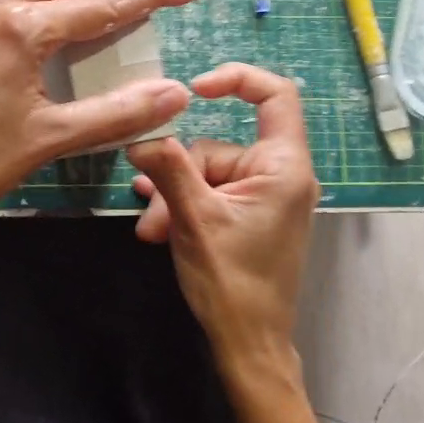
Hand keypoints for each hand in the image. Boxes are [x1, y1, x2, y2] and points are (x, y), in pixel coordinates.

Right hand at [127, 64, 320, 359]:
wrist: (247, 343)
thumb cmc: (232, 281)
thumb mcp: (193, 218)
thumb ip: (169, 168)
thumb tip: (141, 136)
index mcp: (283, 167)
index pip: (275, 96)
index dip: (235, 79)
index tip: (193, 90)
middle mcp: (279, 175)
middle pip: (218, 146)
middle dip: (177, 173)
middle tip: (149, 206)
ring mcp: (263, 197)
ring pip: (205, 174)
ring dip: (173, 197)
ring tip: (153, 228)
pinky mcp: (249, 216)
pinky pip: (209, 194)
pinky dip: (184, 206)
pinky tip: (158, 228)